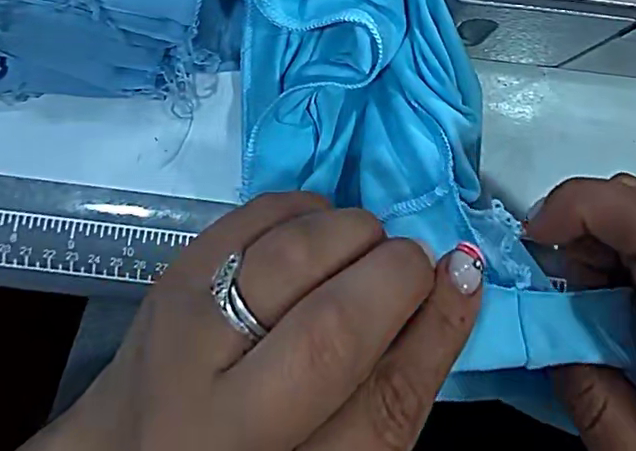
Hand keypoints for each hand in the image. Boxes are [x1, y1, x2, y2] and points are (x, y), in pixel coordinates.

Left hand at [27, 192, 484, 450]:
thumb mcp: (332, 446)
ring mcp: (184, 337)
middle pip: (328, 332)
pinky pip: (252, 216)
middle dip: (392, 274)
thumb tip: (456, 277)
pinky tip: (318, 227)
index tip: (463, 274)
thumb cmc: (253, 450)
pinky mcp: (172, 276)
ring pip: (288, 257)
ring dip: (350, 232)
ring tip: (365, 245)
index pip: (380, 410)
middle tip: (410, 262)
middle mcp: (218, 420)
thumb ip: (395, 378)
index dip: (435, 331)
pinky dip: (303, 208)